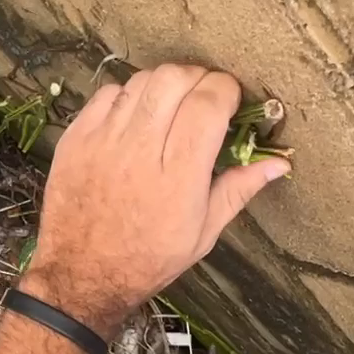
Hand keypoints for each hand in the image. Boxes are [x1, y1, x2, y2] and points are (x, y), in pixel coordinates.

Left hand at [20, 65, 288, 334]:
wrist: (81, 275)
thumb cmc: (145, 260)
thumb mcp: (200, 235)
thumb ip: (237, 191)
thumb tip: (277, 163)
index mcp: (178, 178)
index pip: (208, 103)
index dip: (226, 90)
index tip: (229, 101)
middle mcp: (139, 152)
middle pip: (174, 79)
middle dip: (197, 78)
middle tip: (201, 98)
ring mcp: (102, 142)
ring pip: (141, 81)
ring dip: (163, 85)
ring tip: (169, 108)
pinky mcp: (75, 140)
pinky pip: (107, 94)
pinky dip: (127, 96)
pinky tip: (135, 118)